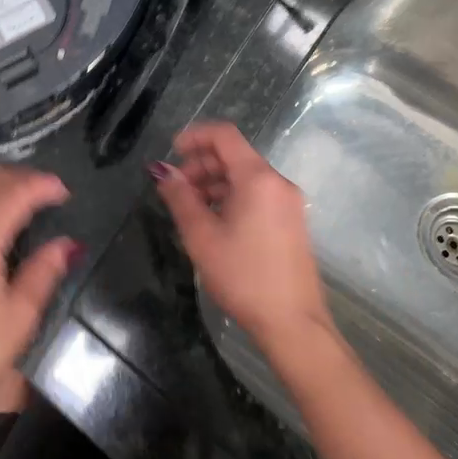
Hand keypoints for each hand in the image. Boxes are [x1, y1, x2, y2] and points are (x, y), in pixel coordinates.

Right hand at [152, 121, 332, 348]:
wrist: (294, 323)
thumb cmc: (244, 277)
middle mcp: (277, 182)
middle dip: (202, 164)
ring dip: (215, 183)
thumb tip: (163, 172)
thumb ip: (180, 198)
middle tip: (176, 189)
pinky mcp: (291, 222)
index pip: (224, 135)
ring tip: (190, 210)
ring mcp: (288, 203)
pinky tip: (215, 223)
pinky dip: (232, 197)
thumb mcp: (202, 237)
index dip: (195, 136)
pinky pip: (257, 195)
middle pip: (234, 155)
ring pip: (245, 177)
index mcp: (258, 178)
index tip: (171, 151)